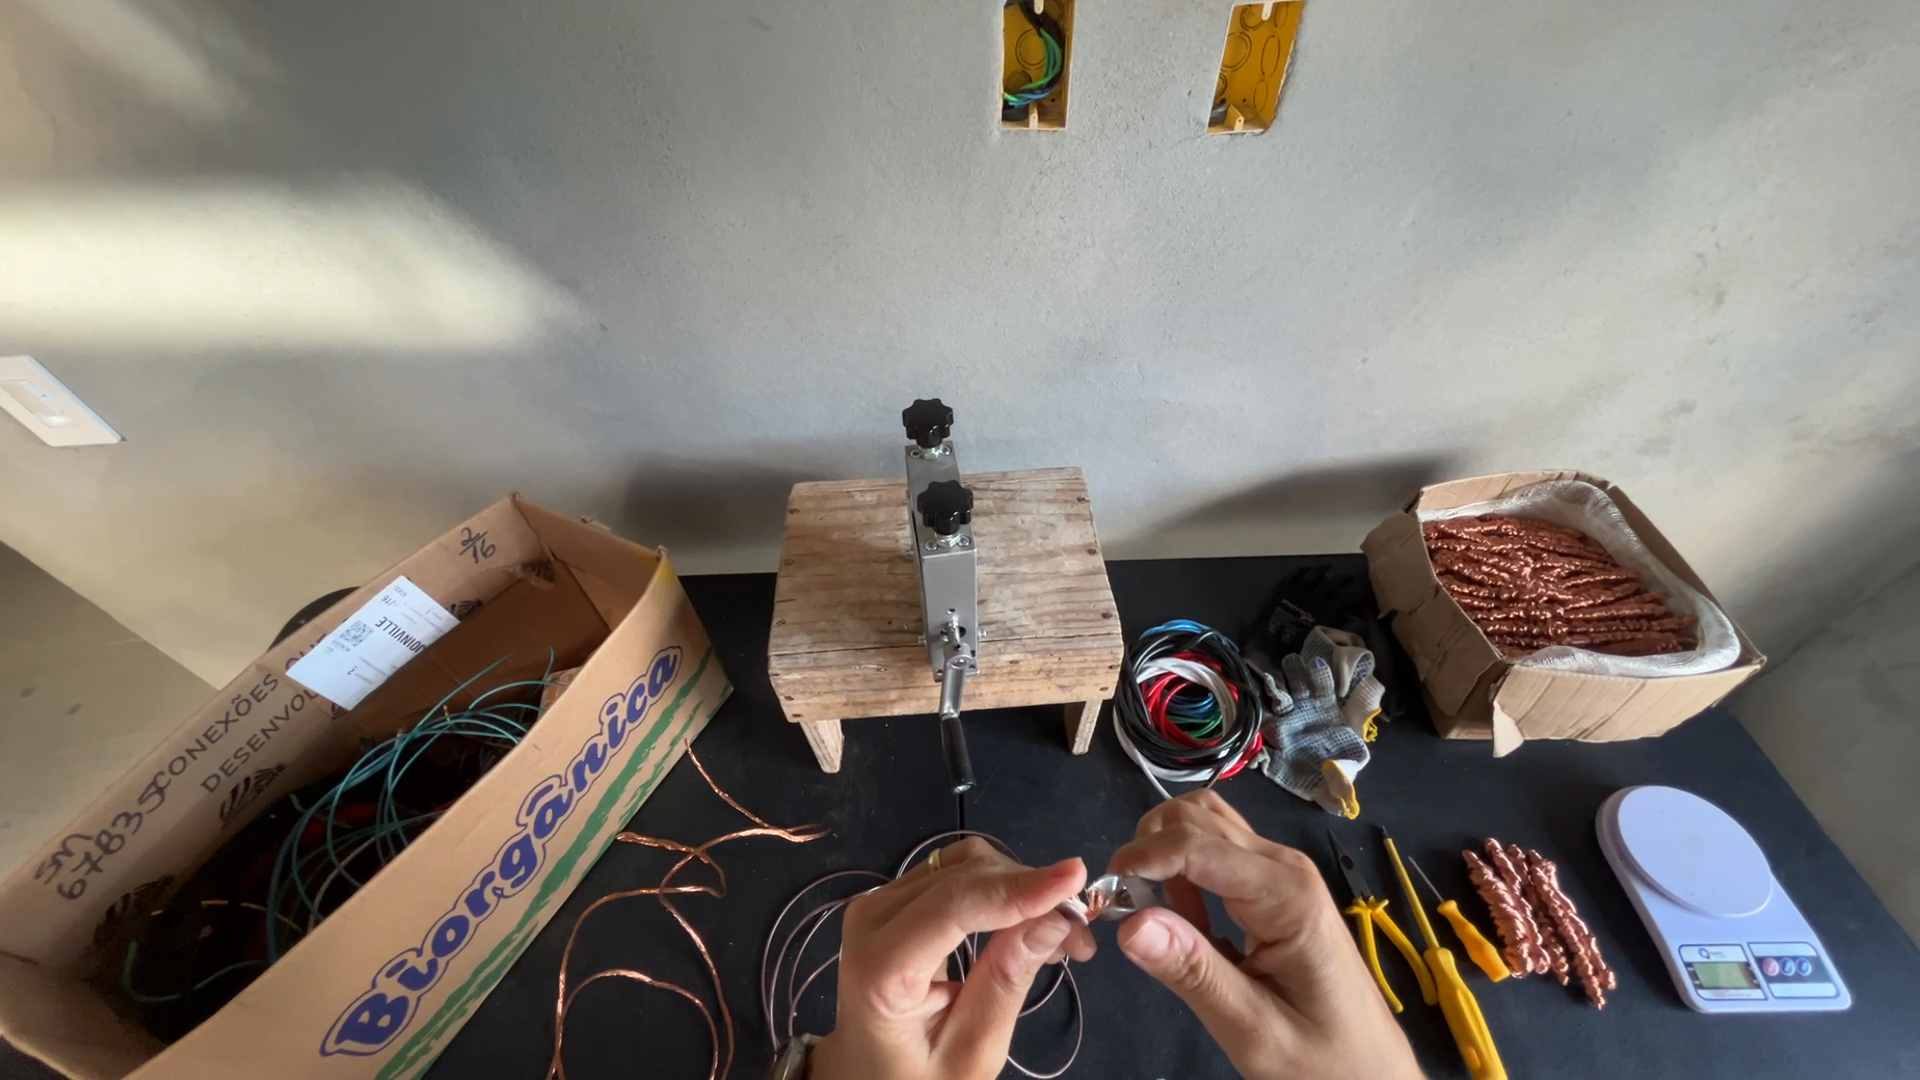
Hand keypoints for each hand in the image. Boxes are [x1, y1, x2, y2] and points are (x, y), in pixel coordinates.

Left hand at [810, 838, 1096, 1079]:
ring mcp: (882, 899)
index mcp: (878, 967)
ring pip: (967, 864)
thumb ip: (1006, 984)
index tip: (1075, 877)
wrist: (864, 1077)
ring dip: (1020, 888)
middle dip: (1031, 892)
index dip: (1016, 888)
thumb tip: (1054, 920)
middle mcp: (872, 915)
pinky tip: (1028, 919)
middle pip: (965, 876)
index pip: (953, 905)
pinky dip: (1001, 888)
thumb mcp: (968, 1056)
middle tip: (1082, 934)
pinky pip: (958, 872)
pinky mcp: (897, 894)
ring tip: (1059, 934)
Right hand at [1108, 791, 1422, 1079]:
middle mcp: (1282, 864)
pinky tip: (1188, 914)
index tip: (1107, 894)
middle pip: (1195, 816)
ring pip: (1202, 819)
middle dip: (1149, 847)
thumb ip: (1193, 973)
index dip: (1143, 857)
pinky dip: (1183, 862)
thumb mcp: (1255, 1034)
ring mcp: (1279, 867)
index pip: (1195, 844)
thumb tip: (1127, 921)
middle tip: (1128, 904)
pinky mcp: (1272, 880)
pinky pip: (1214, 844)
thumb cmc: (1323, 1064)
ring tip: (1159, 909)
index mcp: (1285, 894)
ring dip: (1165, 849)